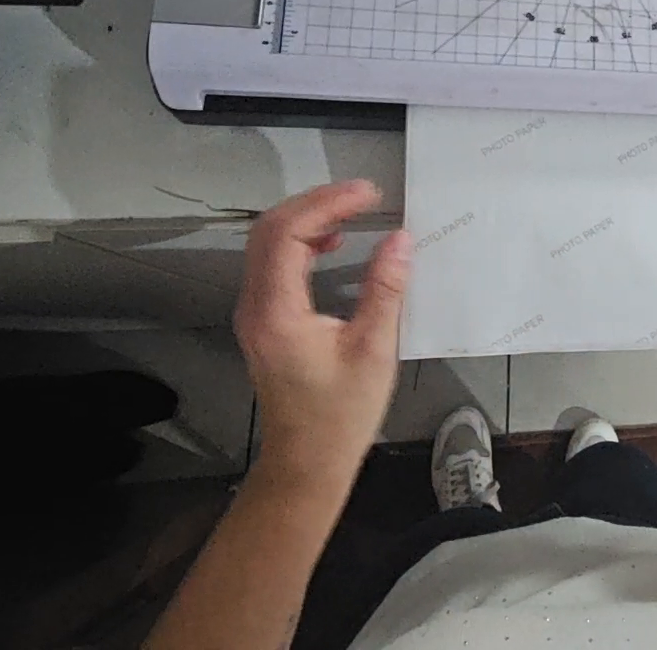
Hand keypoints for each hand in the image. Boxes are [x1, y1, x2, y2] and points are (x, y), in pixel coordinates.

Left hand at [234, 181, 411, 490]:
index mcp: (277, 311)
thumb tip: (401, 238)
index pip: (288, 234)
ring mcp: (256, 311)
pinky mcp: (266, 318)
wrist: (306, 462)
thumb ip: (385, 289)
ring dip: (308, 215)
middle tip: (364, 193)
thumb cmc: (341, 413)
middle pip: (270, 229)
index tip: (370, 194)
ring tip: (353, 207)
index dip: (327, 204)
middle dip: (317, 201)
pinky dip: (302, 238)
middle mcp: (256, 305)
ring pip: (268, 241)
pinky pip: (274, 260)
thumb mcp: (373, 350)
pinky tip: (333, 239)